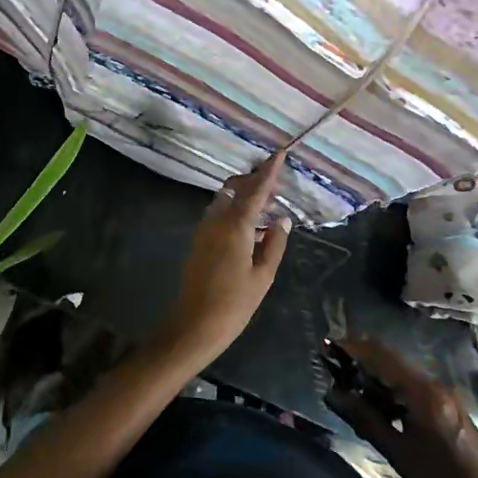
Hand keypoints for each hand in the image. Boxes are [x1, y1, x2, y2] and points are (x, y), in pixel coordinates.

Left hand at [158, 151, 292, 353]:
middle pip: (234, 190)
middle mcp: (216, 222)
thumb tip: (282, 220)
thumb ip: (274, 244)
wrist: (195, 324)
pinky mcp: (198, 242)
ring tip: (265, 204)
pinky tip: (249, 226)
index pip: (254, 191)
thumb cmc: (235, 303)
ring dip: (242, 196)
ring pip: (223, 202)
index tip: (279, 153)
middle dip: (253, 181)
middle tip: (274, 183)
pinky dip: (233, 211)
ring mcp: (203, 231)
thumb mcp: (263, 275)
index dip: (268, 172)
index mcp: (235, 227)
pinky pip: (217, 216)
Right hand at [325, 335, 477, 477]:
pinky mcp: (447, 411)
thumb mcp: (398, 453)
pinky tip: (375, 412)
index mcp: (423, 391)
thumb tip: (332, 392)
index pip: (380, 355)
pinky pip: (411, 390)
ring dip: (373, 379)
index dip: (350, 349)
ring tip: (348, 398)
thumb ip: (363, 418)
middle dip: (359, 363)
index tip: (324, 351)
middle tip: (331, 378)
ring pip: (399, 375)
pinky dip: (389, 392)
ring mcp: (444, 397)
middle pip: (389, 361)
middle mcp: (434, 386)